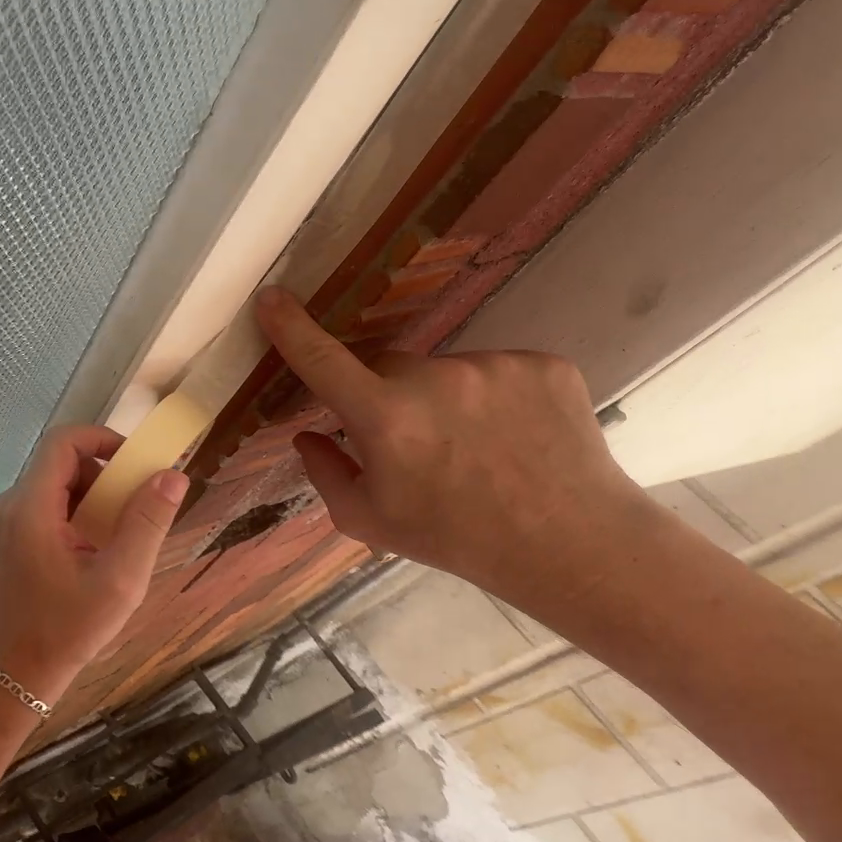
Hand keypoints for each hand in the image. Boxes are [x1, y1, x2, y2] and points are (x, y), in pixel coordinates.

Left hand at [0, 426, 188, 702]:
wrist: (17, 672)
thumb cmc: (68, 630)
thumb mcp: (119, 580)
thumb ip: (146, 524)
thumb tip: (172, 475)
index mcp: (31, 507)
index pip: (64, 441)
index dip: (104, 439)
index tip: (138, 465)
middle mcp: (12, 506)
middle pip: (61, 462)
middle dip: (104, 476)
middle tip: (135, 510)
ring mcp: (8, 523)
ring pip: (56, 485)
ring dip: (94, 498)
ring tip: (120, 537)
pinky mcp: (12, 540)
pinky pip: (48, 508)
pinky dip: (78, 516)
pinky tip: (98, 551)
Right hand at [255, 287, 653, 592]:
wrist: (570, 543)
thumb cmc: (453, 538)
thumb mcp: (366, 520)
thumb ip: (325, 473)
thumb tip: (308, 435)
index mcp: (385, 419)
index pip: (322, 361)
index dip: (290, 328)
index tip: (271, 298)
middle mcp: (436, 380)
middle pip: (386, 368)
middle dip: (385, 396)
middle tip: (412, 446)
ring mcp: (493, 365)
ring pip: (444, 371)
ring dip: (443, 399)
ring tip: (475, 448)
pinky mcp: (542, 363)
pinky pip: (496, 370)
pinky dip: (493, 398)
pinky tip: (511, 437)